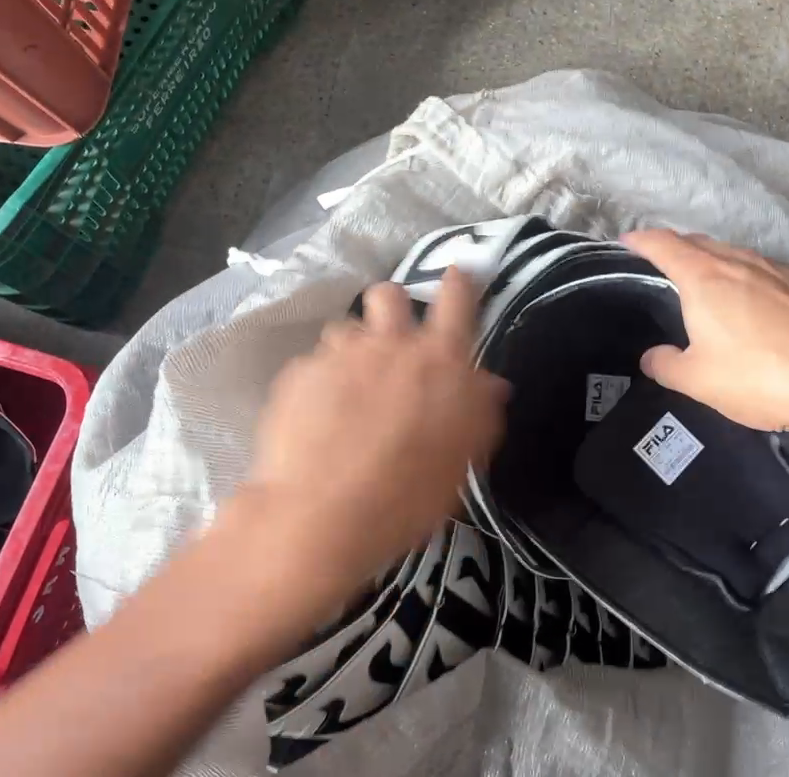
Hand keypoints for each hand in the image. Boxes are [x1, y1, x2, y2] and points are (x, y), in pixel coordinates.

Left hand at [236, 268, 506, 614]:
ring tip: (349, 387)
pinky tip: (317, 418)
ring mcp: (338, 355)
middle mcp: (389, 344)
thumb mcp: (461, 460)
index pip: (457, 298)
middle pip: (391, 293)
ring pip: (346, 328)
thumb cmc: (407, 495)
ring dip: (352, 349)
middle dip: (393, 306)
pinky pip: (314, 364)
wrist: (320, 514)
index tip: (458, 273)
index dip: (460, 282)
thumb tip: (490, 384)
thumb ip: (478, 412)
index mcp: (439, 361)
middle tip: (393, 340)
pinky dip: (320, 383)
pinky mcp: (298, 373)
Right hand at [620, 230, 788, 466]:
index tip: (626, 241)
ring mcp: (778, 272)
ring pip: (735, 254)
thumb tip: (651, 356)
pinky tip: (752, 300)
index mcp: (705, 277)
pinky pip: (763, 270)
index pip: (664, 244)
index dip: (641, 240)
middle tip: (661, 261)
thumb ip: (666, 365)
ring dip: (713, 259)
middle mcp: (740, 263)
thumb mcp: (697, 381)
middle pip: (700, 242)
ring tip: (705, 278)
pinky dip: (745, 275)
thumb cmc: (759, 377)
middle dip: (677, 246)